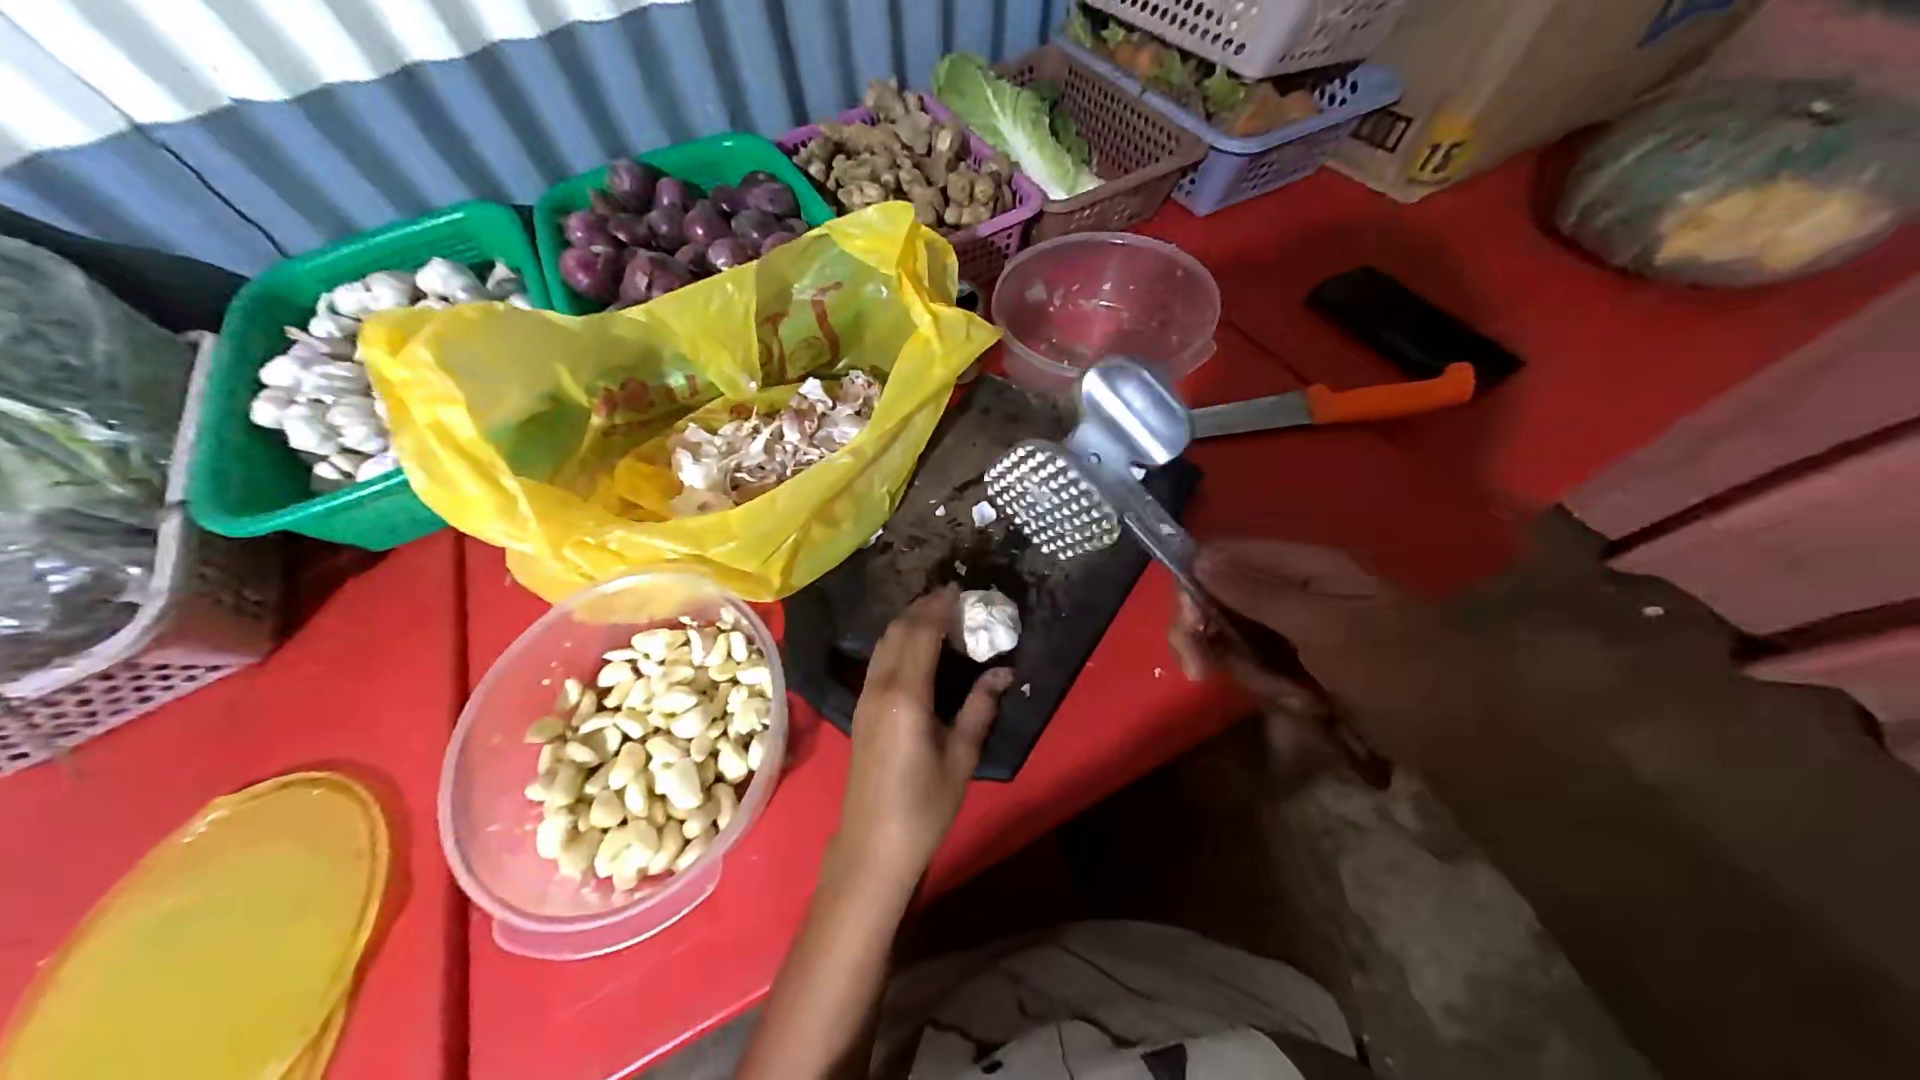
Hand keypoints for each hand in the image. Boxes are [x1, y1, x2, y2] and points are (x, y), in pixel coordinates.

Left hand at [836, 585, 1013, 889]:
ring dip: (907, 622)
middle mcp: (879, 687)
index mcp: (906, 696)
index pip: (921, 634)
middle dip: (922, 608)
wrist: (873, 845)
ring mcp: (864, 697)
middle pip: (897, 631)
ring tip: (936, 614)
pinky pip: (877, 660)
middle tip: (952, 598)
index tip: (959, 589)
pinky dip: (896, 641)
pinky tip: (915, 646)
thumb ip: (980, 708)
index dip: (939, 607)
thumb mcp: (961, 757)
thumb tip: (1003, 672)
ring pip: (882, 643)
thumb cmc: (924, 806)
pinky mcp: (860, 710)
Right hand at [1170, 539, 1471, 746]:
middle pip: (1218, 602)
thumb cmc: (1400, 670)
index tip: (1192, 627)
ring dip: (1256, 678)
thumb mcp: (1325, 629)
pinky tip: (1312, 711)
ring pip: (1235, 644)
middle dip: (1214, 643)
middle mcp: (1293, 589)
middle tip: (1203, 675)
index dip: (1195, 587)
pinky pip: (1260, 672)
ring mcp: (1295, 628)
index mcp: (1305, 565)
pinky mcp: (1299, 663)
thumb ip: (1259, 594)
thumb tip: (1199, 558)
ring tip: (1302, 702)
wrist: (1465, 738)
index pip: (1223, 556)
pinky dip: (1276, 694)